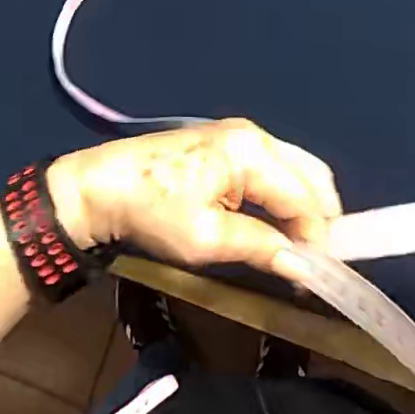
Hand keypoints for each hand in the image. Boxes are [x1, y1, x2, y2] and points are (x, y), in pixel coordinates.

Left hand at [45, 119, 341, 282]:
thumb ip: (262, 248)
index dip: (317, 241)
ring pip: (293, 170)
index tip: (316, 280)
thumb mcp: (206, 238)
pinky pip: (270, 167)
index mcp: (250, 151)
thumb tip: (307, 268)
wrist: (97, 188)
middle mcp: (251, 134)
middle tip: (308, 262)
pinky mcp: (221, 142)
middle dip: (317, 219)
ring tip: (292, 248)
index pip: (306, 199)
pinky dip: (279, 195)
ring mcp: (236, 134)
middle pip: (310, 176)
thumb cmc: (150, 212)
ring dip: (299, 208)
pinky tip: (270, 224)